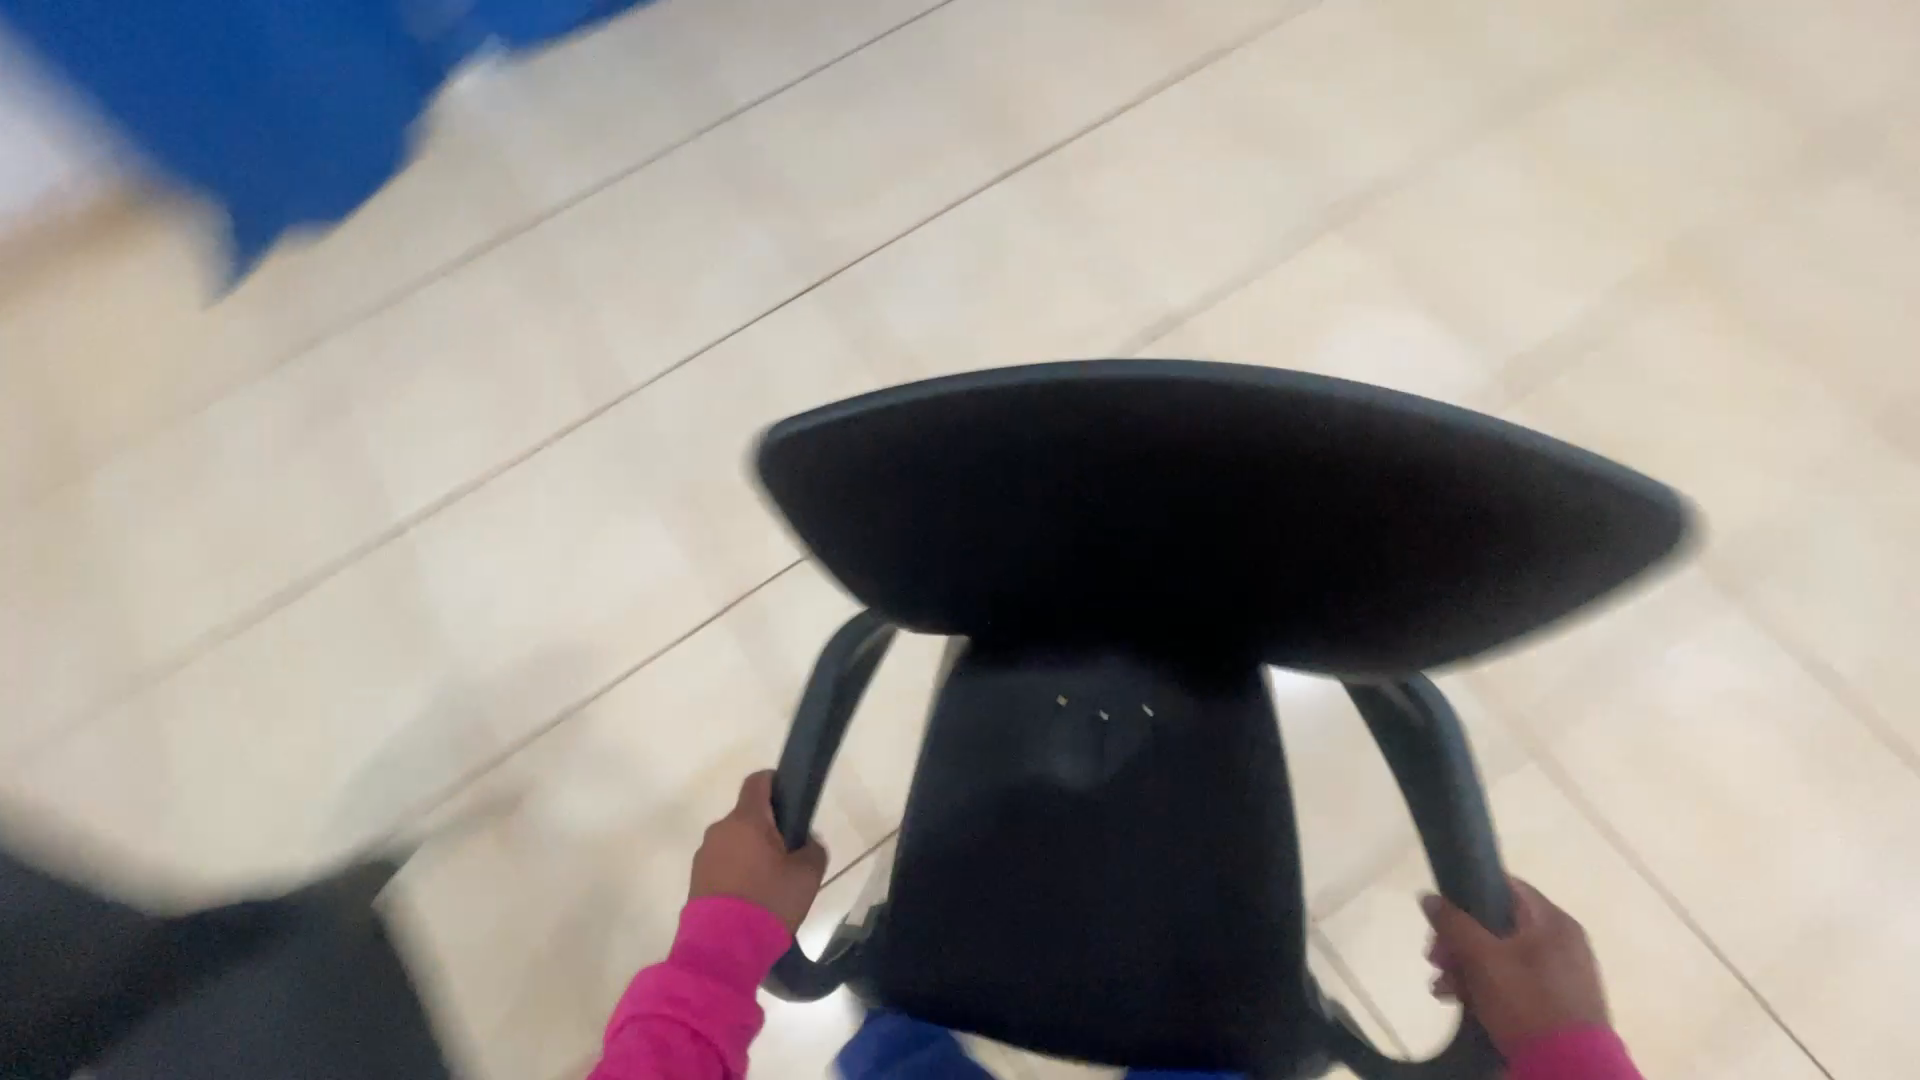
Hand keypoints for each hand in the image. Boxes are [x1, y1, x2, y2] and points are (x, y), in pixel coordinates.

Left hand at [689, 771, 828, 932]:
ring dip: (751, 853)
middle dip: (768, 828)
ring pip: (735, 842)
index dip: (777, 783)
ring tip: (770, 884)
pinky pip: (722, 864)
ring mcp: (703, 856)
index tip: (793, 802)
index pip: (758, 781)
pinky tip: (752, 900)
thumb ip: (813, 849)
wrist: (722, 953)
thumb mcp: (807, 875)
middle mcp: (720, 830)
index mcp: (747, 819)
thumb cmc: (768, 903)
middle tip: (789, 855)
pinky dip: (737, 873)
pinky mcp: (695, 881)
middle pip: (748, 815)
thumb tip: (804, 843)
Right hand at [1422, 877, 1610, 1055]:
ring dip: (1464, 966)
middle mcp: (1560, 941)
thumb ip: (1452, 922)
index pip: (1503, 886)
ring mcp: (1560, 972)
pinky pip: (1510, 979)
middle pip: (1493, 923)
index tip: (1442, 915)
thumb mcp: (1482, 958)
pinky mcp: (1554, 1000)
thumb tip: (1428, 896)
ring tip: (1443, 986)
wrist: (1572, 1072)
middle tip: (1436, 958)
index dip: (1467, 893)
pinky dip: (1483, 985)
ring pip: (1497, 953)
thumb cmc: (1527, 1002)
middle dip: (1457, 940)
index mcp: (1552, 921)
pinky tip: (1458, 999)